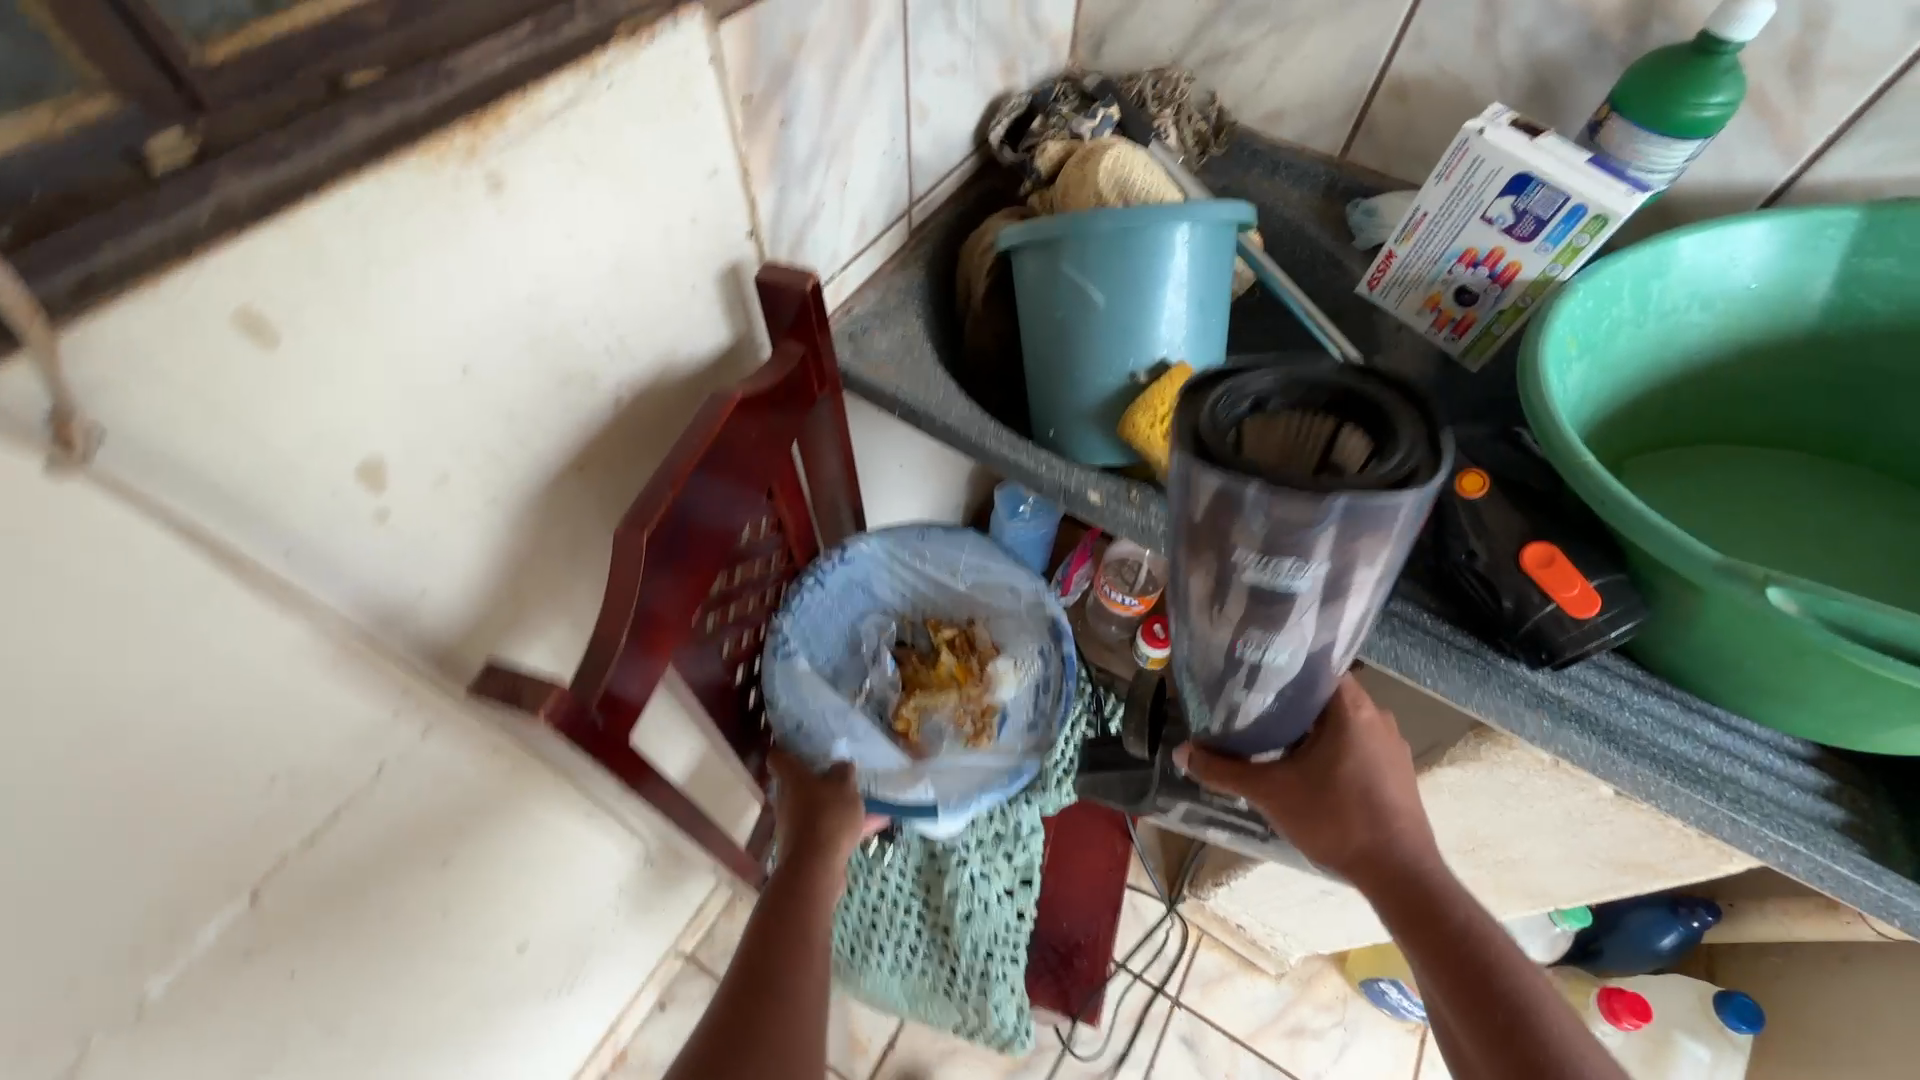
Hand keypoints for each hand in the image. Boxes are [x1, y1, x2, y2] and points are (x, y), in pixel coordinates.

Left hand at [768, 747, 884, 878]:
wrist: (815, 868)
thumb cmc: (827, 816)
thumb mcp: (844, 786)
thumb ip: (843, 772)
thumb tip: (839, 766)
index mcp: (792, 778)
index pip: (778, 757)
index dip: (786, 750)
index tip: (800, 746)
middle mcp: (787, 799)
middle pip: (797, 784)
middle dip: (816, 779)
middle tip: (838, 772)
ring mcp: (794, 824)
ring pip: (816, 807)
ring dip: (835, 804)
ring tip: (865, 800)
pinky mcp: (807, 846)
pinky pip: (828, 828)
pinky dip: (846, 825)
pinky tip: (876, 824)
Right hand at [1172, 673, 1441, 891]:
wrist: (1400, 875)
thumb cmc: (1337, 820)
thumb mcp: (1270, 792)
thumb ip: (1223, 770)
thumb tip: (1182, 753)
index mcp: (1351, 708)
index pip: (1313, 667)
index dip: (1280, 668)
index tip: (1250, 677)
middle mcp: (1376, 717)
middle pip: (1323, 695)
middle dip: (1286, 702)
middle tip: (1248, 708)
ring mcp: (1391, 746)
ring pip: (1340, 722)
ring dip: (1307, 729)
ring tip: (1269, 739)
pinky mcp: (1396, 772)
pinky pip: (1355, 745)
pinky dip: (1328, 749)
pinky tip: (1303, 769)